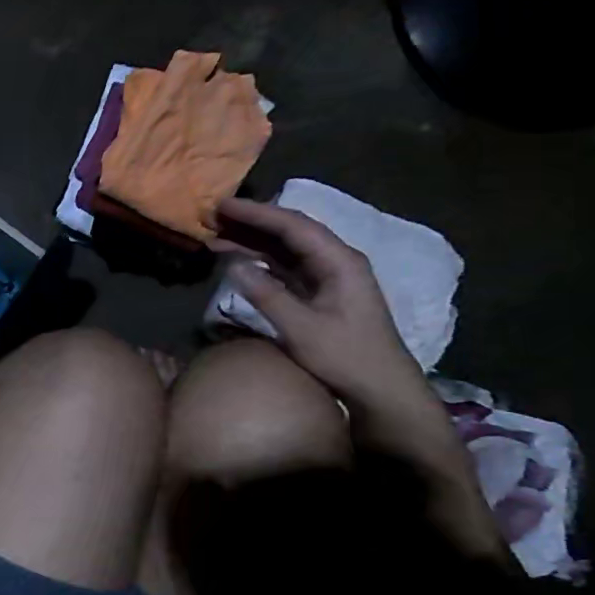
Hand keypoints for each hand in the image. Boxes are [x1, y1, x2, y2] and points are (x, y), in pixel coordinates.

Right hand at [215, 199, 504, 560]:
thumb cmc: (346, 358)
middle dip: (251, 222)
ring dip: (253, 241)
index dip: (256, 213)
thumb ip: (267, 295)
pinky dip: (262, 262)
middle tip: (212, 217)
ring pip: (286, 250)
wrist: (382, 390)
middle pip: (289, 232)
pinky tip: (240, 262)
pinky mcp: (322, 294)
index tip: (223, 205)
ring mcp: (329, 278)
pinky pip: (287, 268)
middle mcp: (336, 261)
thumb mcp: (302, 329)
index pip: (293, 226)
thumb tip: (234, 266)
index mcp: (339, 261)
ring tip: (216, 236)